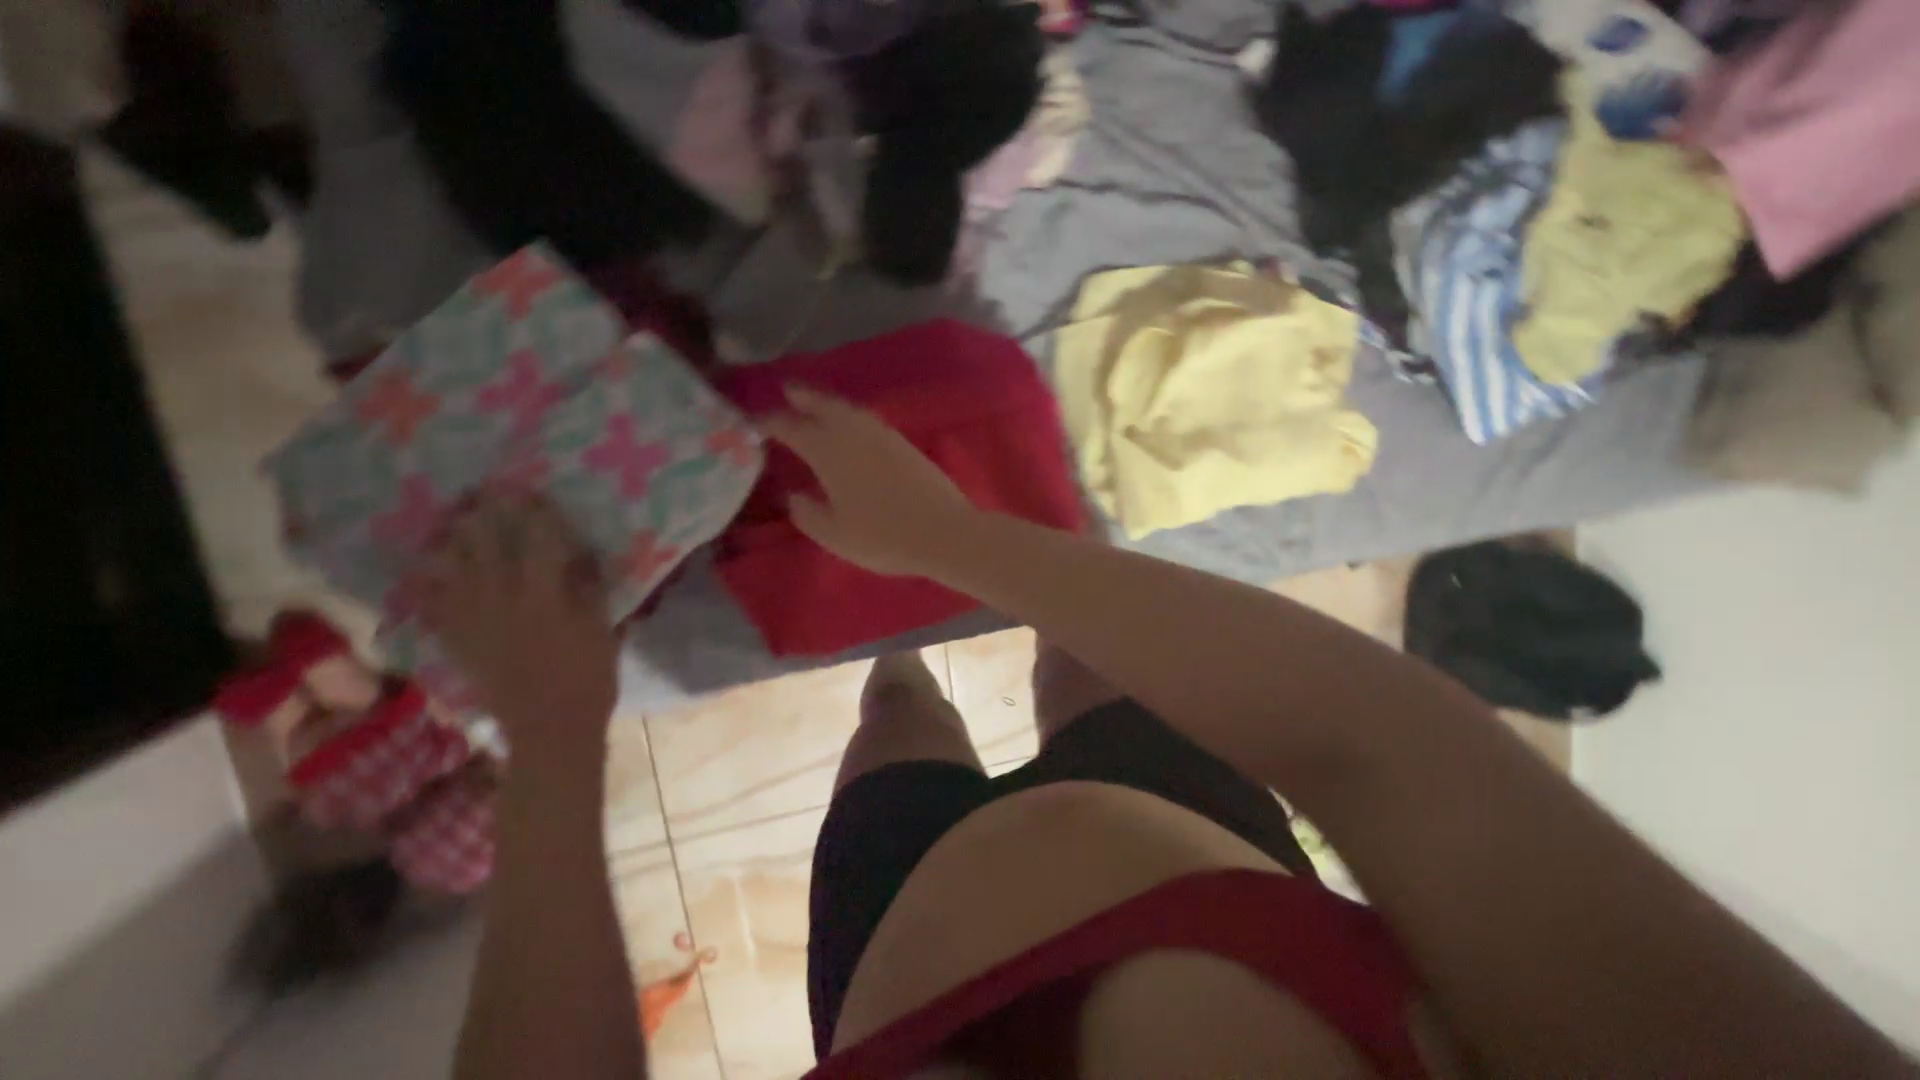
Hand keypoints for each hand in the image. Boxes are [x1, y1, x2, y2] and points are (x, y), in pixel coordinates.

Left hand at [421, 493, 618, 755]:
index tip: (534, 491)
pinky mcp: (453, 635)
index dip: (535, 507)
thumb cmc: (588, 678)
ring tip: (460, 523)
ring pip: (449, 558)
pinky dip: (429, 578)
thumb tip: (580, 552)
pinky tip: (434, 567)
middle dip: (486, 509)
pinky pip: (428, 597)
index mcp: (543, 589)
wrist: (549, 729)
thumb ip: (589, 585)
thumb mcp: (603, 627)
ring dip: (455, 536)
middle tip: (488, 493)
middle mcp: (500, 592)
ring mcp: (470, 614)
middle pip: (483, 535)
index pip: (536, 532)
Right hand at [758, 384, 979, 577]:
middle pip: (823, 406)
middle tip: (786, 390)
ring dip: (828, 403)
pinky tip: (851, 426)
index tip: (754, 422)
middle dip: (802, 397)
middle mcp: (853, 434)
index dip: (770, 423)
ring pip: (848, 410)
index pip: (791, 428)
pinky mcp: (904, 444)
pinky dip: (851, 416)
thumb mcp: (835, 535)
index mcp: (828, 451)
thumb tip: (793, 496)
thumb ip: (808, 513)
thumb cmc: (883, 537)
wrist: (943, 532)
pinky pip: (867, 419)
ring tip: (815, 404)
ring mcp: (882, 435)